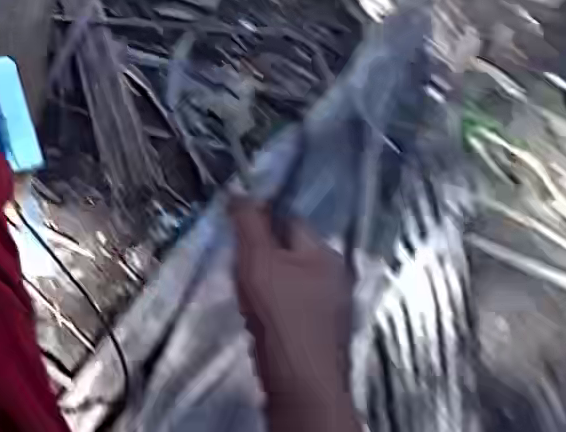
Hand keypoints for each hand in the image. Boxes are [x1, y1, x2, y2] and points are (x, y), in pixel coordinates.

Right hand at [230, 195, 352, 398]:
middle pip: (287, 243)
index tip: (230, 220)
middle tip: (232, 248)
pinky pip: (288, 293)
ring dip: (261, 269)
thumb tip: (241, 190)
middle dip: (258, 243)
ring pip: (286, 270)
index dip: (258, 214)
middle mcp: (335, 275)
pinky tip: (253, 300)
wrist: (299, 375)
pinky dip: (269, 292)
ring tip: (239, 275)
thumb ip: (248, 219)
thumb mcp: (256, 254)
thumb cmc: (279, 308)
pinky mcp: (317, 324)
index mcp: (326, 254)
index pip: (288, 217)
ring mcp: (329, 302)